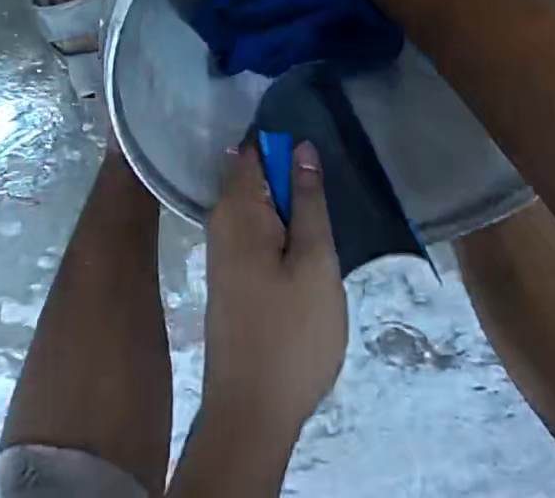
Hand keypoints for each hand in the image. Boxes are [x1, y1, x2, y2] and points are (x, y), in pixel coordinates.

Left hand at [201, 142, 346, 443]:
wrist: (252, 412)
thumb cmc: (291, 333)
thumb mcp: (315, 260)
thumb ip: (309, 200)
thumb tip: (302, 148)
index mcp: (238, 210)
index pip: (254, 150)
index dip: (286, 143)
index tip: (322, 145)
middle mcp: (221, 222)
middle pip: (257, 176)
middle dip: (292, 175)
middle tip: (333, 187)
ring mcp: (223, 250)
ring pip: (261, 206)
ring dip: (292, 206)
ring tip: (327, 214)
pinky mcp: (231, 274)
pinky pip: (258, 232)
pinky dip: (282, 230)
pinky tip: (309, 244)